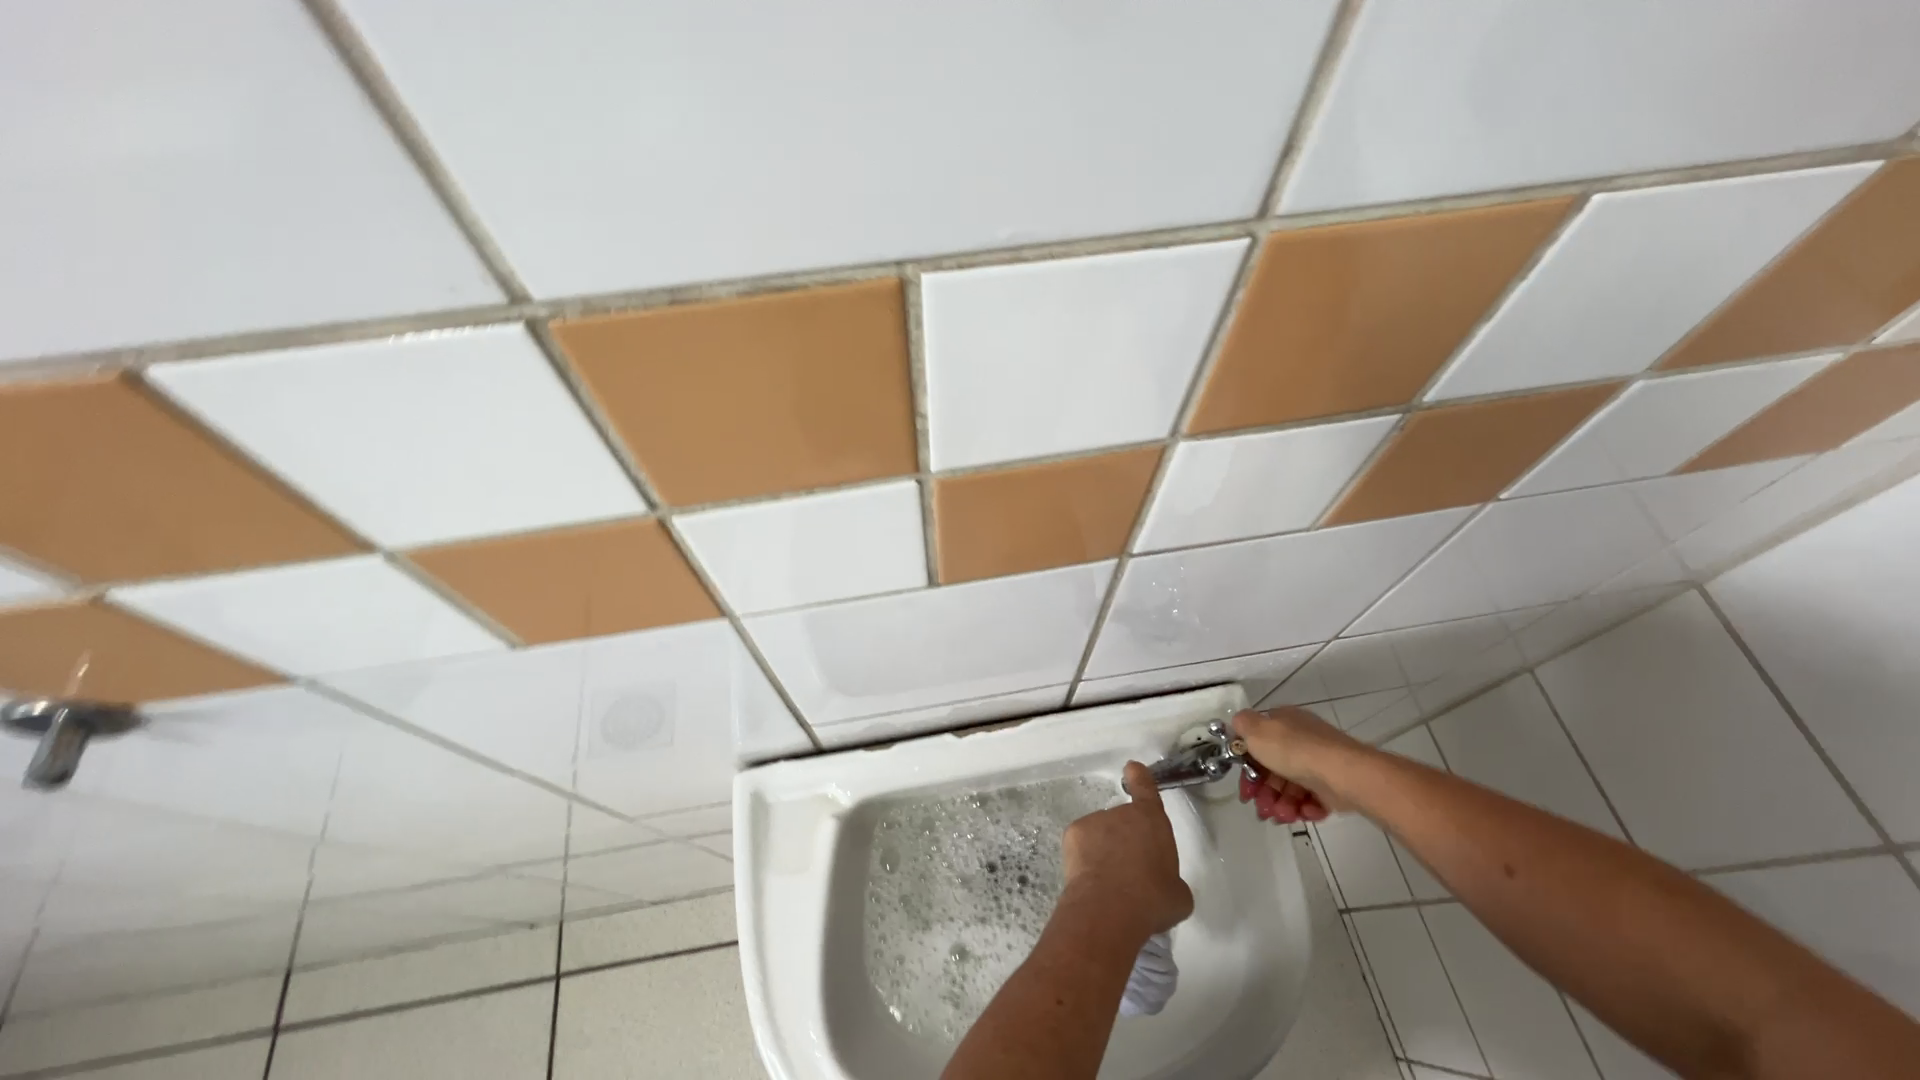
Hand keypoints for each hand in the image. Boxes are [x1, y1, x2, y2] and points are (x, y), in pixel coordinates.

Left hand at [1062, 762, 1194, 937]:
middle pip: (1123, 822)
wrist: (1111, 909)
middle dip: (1125, 841)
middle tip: (1130, 873)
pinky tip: (1091, 881)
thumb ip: (1171, 879)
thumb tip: (1164, 886)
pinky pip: (1082, 845)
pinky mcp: (1072, 835)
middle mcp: (1122, 814)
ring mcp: (1094, 821)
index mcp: (1152, 820)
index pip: (1146, 789)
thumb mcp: (1178, 893)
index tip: (1133, 768)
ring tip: (1109, 883)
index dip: (1140, 778)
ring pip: (1101, 834)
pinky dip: (1085, 858)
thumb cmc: (1153, 900)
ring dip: (1104, 850)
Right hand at [1232, 707, 1362, 823]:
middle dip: (1264, 793)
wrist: (1342, 774)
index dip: (1247, 767)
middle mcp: (1301, 741)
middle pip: (1273, 771)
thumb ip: (1242, 724)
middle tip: (1261, 810)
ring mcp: (1318, 764)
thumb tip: (1239, 724)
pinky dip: (1304, 809)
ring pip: (1291, 788)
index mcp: (1284, 723)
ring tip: (1283, 816)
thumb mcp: (1258, 730)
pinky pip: (1311, 799)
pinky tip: (1302, 813)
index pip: (1258, 744)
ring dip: (1282, 805)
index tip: (1244, 788)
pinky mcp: (1332, 786)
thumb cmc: (1295, 750)